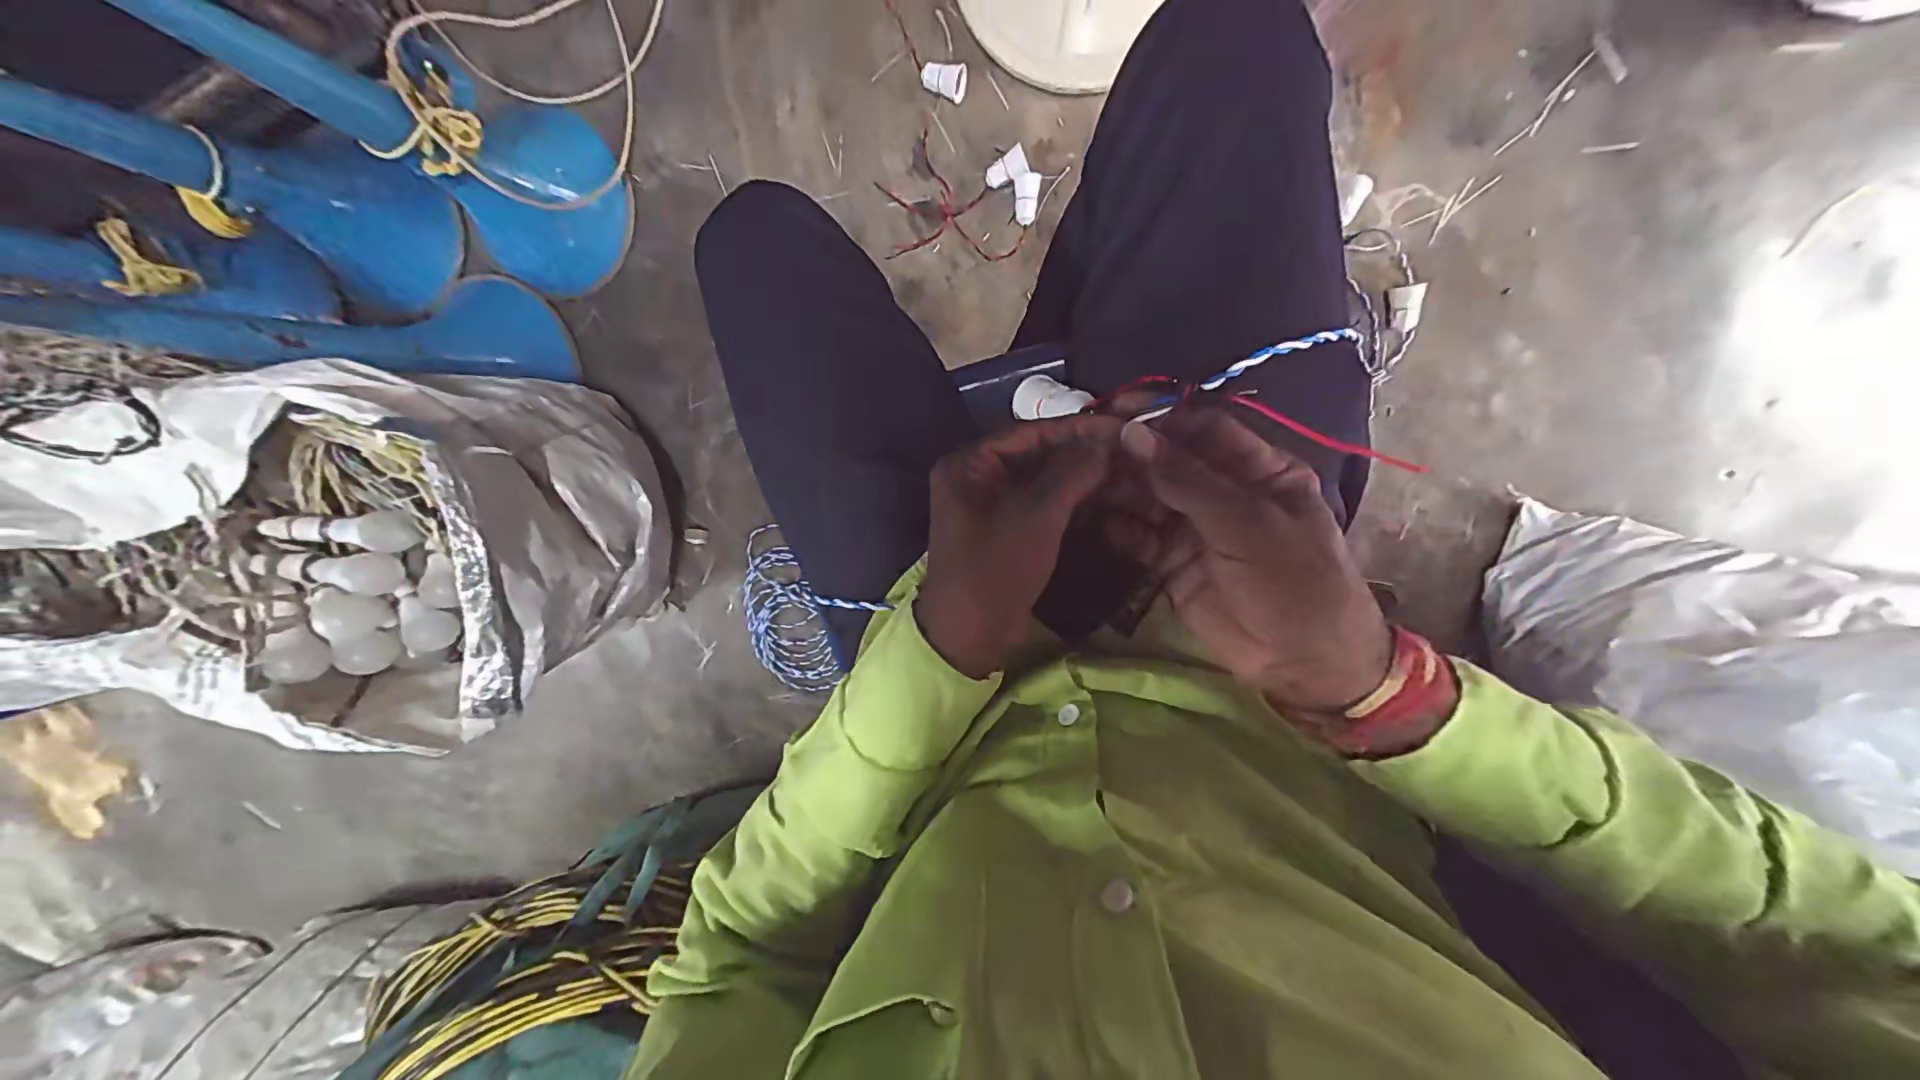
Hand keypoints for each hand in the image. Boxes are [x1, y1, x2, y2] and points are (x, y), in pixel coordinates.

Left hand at [918, 414, 1123, 677]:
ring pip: (1046, 480)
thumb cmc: (995, 568)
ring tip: (1128, 470)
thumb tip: (1107, 439)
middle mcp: (979, 477)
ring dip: (1084, 476)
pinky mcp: (1010, 530)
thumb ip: (1072, 472)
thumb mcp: (1035, 515)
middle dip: (1084, 452)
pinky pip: (1045, 505)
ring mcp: (994, 505)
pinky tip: (1109, 496)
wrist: (970, 636)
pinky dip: (1074, 501)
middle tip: (1131, 448)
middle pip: (1039, 454)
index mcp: (970, 464)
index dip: (1078, 428)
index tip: (1122, 425)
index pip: (1030, 432)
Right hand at [1106, 406, 1392, 711]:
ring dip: (1116, 488)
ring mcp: (1193, 528)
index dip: (1161, 420)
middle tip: (1086, 451)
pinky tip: (1089, 516)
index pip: (1202, 430)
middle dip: (1130, 455)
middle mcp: (1221, 492)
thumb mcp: (1246, 523)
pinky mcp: (1170, 562)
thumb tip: (1130, 435)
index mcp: (1257, 470)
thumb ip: (1187, 480)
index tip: (1116, 416)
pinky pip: (1137, 536)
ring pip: (1147, 496)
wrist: (1302, 661)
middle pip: (1168, 462)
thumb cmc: (1291, 581)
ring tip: (1080, 481)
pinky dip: (1115, 526)